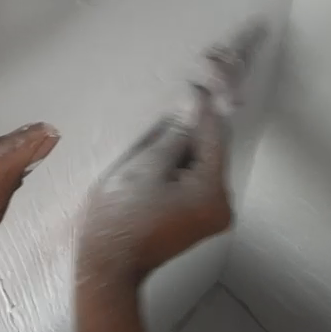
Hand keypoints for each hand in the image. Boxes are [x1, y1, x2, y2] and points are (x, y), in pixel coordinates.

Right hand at [76, 26, 262, 285]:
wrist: (108, 267)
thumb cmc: (120, 214)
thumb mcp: (144, 166)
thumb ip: (174, 133)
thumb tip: (195, 100)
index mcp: (211, 191)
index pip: (215, 132)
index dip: (210, 98)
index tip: (211, 64)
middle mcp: (222, 203)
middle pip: (214, 145)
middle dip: (204, 111)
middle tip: (208, 67)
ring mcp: (212, 213)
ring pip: (206, 158)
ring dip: (194, 131)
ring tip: (188, 94)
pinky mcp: (199, 215)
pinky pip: (198, 173)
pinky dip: (187, 152)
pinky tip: (176, 132)